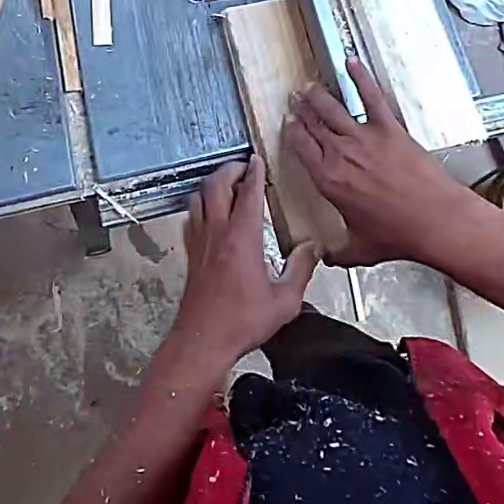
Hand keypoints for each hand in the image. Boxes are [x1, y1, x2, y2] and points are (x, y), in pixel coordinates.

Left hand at [166, 156, 317, 370]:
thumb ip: (301, 269)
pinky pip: (191, 217)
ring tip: (227, 183)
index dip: (254, 172)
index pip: (248, 193)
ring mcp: (200, 242)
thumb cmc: (241, 323)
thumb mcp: (285, 301)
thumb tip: (313, 247)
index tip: (258, 160)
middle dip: (230, 169)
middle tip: (243, 166)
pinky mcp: (191, 254)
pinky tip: (209, 212)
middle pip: (216, 185)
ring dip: (213, 184)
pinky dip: (200, 205)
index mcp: (242, 239)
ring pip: (199, 197)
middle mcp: (217, 233)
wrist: (201, 343)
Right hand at [284, 59, 498, 266]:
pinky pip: (371, 96)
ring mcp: (364, 137)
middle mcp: (341, 154)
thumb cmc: (397, 234)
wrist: (433, 220)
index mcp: (329, 180)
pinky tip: (352, 63)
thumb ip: (338, 252)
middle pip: (313, 125)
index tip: (288, 123)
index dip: (293, 133)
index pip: (302, 149)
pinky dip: (361, 77)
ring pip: (332, 109)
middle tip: (294, 99)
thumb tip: (329, 259)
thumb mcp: (359, 249)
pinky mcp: (388, 128)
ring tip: (310, 86)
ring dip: (319, 96)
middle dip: (301, 110)